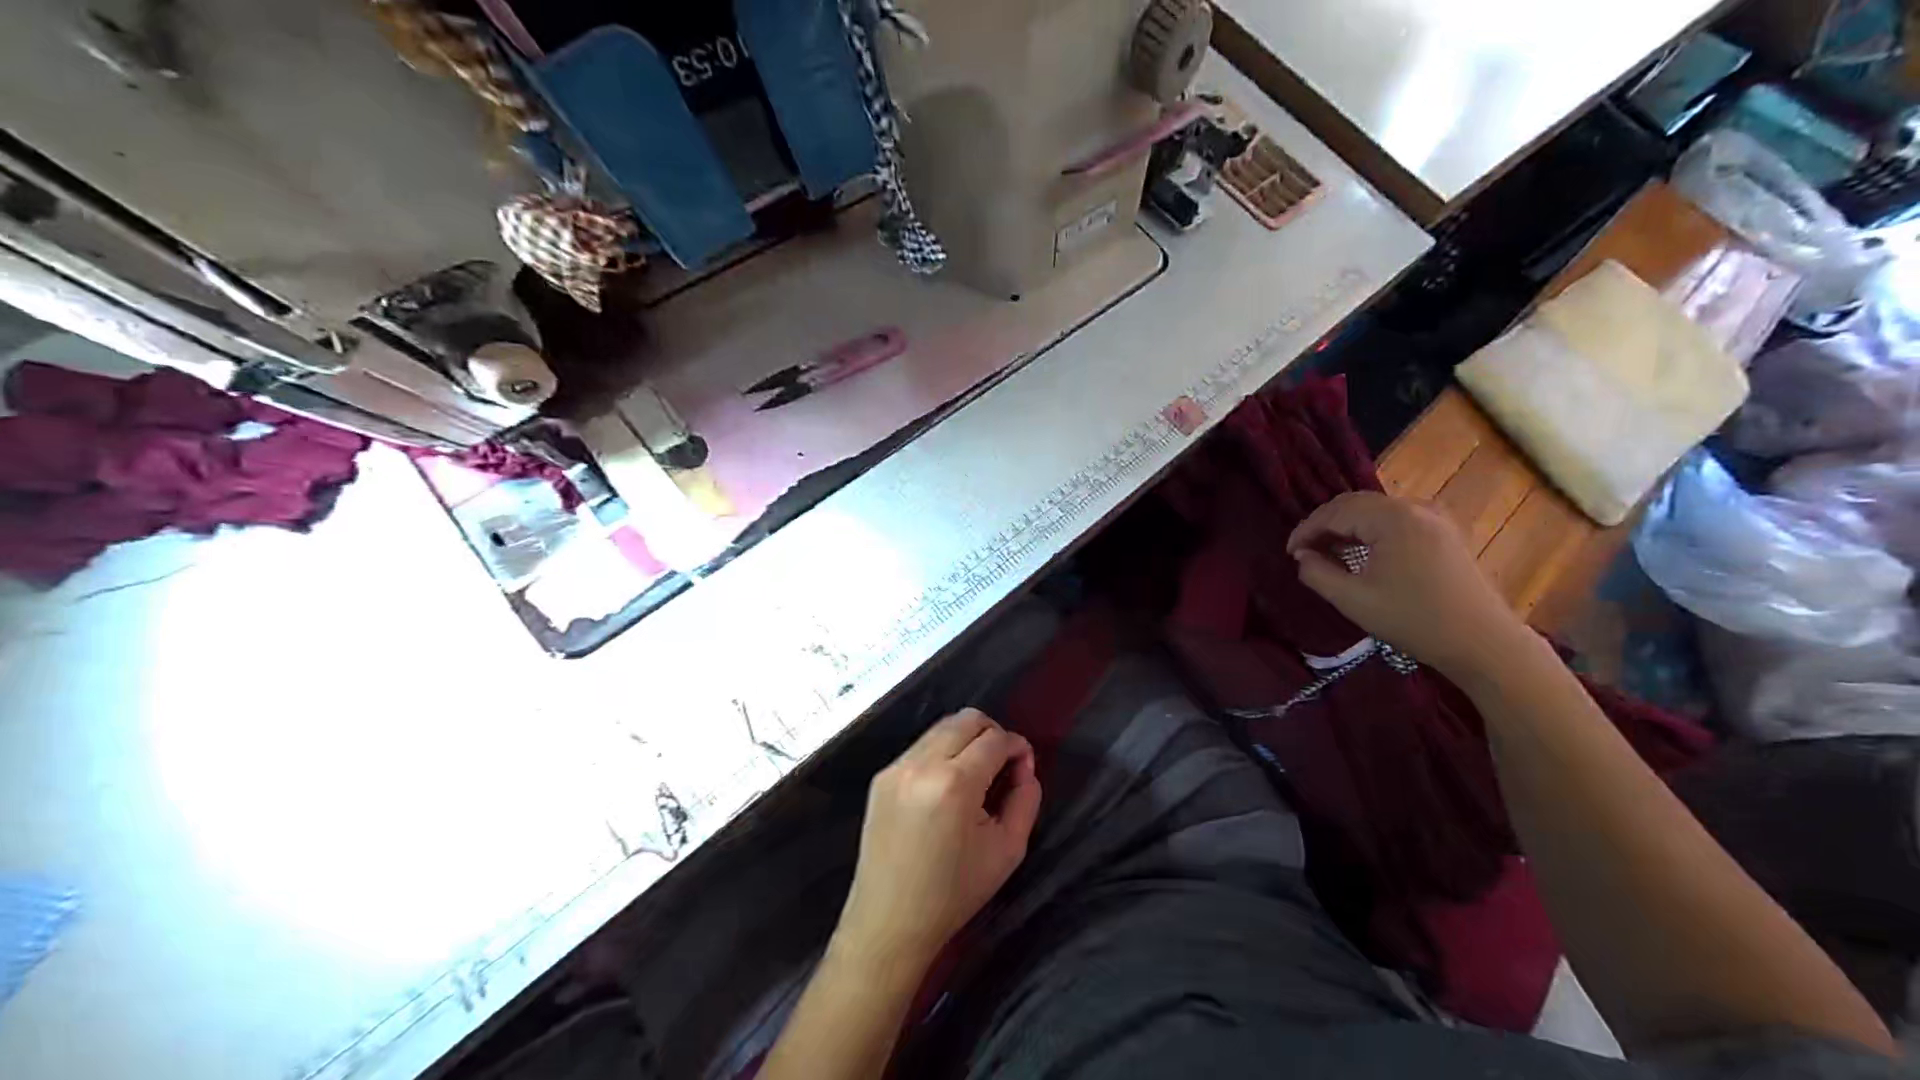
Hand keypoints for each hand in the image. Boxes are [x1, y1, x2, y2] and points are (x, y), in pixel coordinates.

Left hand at [835, 709, 1040, 967]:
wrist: (889, 922)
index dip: (1017, 747)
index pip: (995, 739)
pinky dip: (942, 753)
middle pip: (967, 719)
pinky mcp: (881, 777)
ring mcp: (896, 768)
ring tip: (976, 777)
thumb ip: (1025, 799)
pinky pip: (921, 746)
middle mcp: (920, 765)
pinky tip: (948, 788)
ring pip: (942, 727)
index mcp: (954, 784)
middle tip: (1003, 766)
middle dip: (993, 734)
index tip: (1024, 767)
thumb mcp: (1008, 850)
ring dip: (966, 740)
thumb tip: (1024, 766)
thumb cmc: (954, 893)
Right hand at [1287, 491, 1533, 682]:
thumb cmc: (1413, 619)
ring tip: (1330, 553)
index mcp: (1392, 518)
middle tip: (1305, 551)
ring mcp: (1436, 518)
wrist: (1483, 642)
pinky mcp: (1446, 533)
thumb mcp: (1353, 599)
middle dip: (1325, 525)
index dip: (1306, 530)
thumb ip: (1318, 573)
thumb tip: (1303, 556)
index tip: (1290, 553)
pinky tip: (1363, 554)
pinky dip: (1372, 532)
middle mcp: (1415, 507)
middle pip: (1356, 505)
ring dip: (1348, 527)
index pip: (1335, 512)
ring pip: (1377, 511)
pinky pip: (1398, 521)